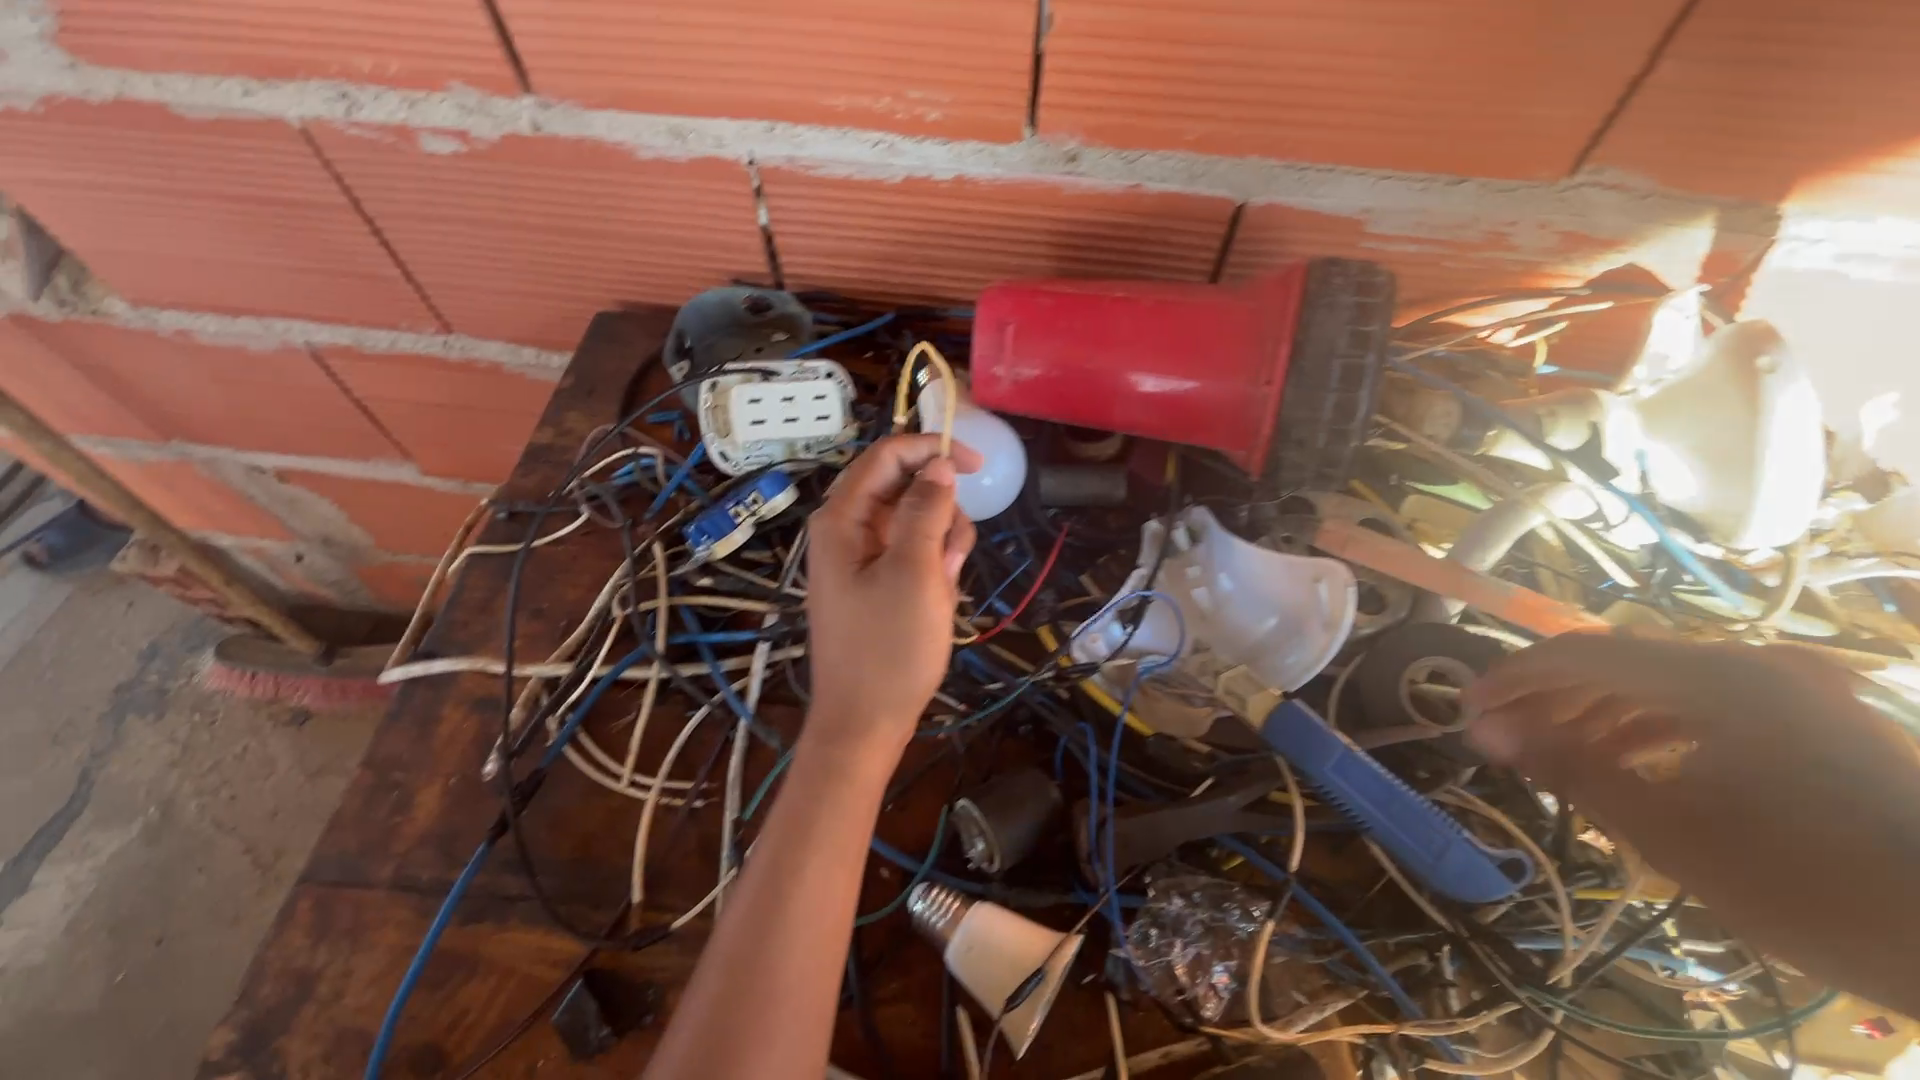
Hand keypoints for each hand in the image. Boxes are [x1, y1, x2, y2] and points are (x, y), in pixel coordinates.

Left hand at [803, 435, 980, 755]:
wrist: (865, 722)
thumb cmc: (889, 648)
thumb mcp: (915, 572)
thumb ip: (927, 510)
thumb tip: (939, 465)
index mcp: (841, 518)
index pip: (886, 456)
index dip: (931, 450)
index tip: (978, 465)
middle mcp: (845, 529)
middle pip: (904, 488)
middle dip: (940, 514)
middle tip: (949, 556)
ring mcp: (859, 558)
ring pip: (915, 521)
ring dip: (941, 545)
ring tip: (942, 587)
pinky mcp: (874, 583)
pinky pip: (912, 554)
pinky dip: (932, 568)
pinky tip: (937, 601)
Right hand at [1464, 632, 1919, 1013]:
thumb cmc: (1819, 890)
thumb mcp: (1672, 835)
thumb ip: (1571, 769)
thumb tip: (1488, 731)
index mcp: (1717, 680)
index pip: (1579, 653)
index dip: (1511, 678)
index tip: (1463, 712)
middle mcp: (1755, 665)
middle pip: (1620, 662)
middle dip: (1551, 698)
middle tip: (1504, 740)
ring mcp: (1797, 689)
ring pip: (1664, 682)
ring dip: (1599, 712)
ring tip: (1561, 757)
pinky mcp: (1822, 719)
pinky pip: (1712, 703)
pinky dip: (1657, 725)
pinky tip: (1636, 764)